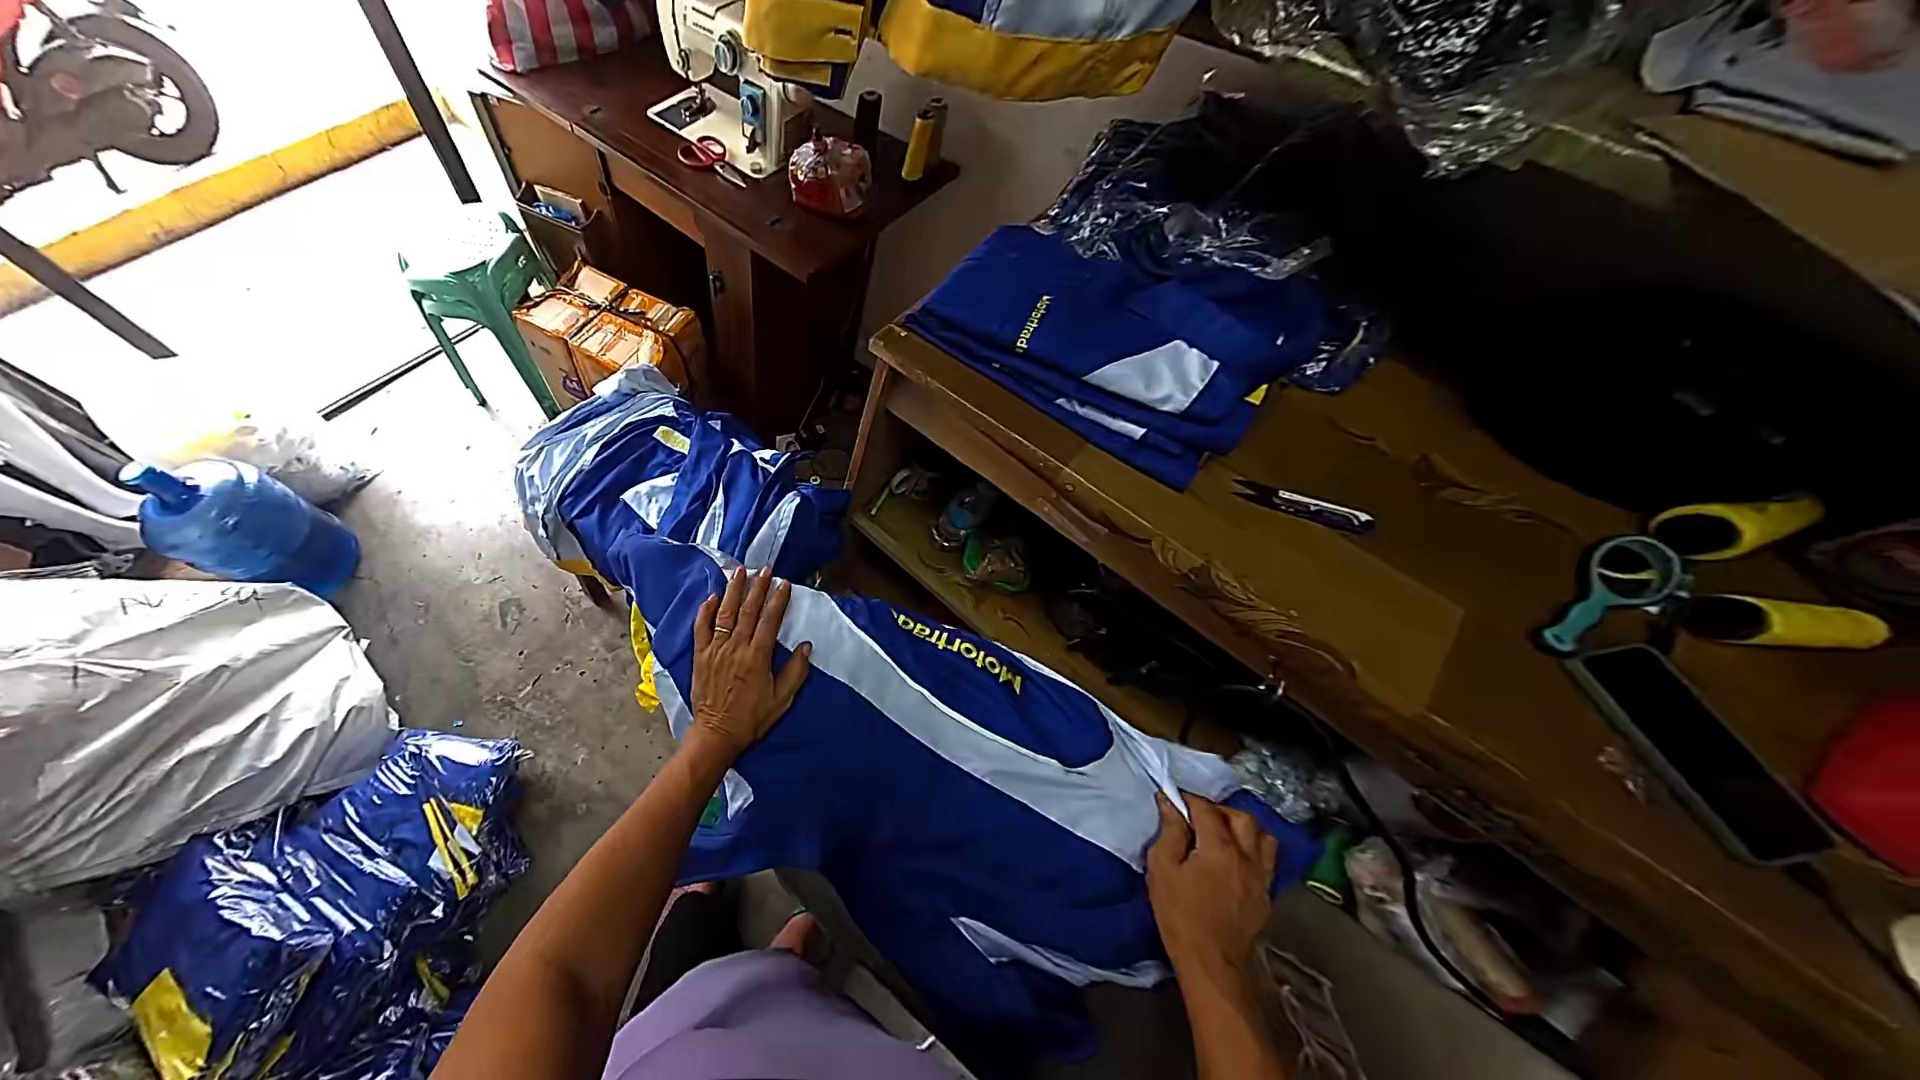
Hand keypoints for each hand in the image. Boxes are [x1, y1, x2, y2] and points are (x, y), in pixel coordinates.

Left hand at [687, 566, 811, 762]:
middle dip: (758, 587)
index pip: (769, 620)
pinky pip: (702, 628)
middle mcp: (735, 648)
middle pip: (748, 611)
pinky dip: (706, 611)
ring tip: (740, 572)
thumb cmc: (752, 718)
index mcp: (757, 657)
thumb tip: (806, 646)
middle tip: (765, 569)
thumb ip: (795, 671)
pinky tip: (713, 596)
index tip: (784, 583)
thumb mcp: (782, 699)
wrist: (716, 734)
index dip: (778, 599)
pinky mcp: (700, 656)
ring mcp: (715, 650)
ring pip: (725, 614)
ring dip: (733, 591)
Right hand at [1147, 791, 1278, 985]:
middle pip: (1241, 817)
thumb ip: (1170, 832)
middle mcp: (1247, 856)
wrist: (1210, 962)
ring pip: (1262, 836)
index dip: (1188, 800)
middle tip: (1197, 816)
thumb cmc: (1180, 915)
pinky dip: (1253, 849)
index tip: (1173, 799)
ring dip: (1243, 827)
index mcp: (1219, 848)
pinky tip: (1236, 858)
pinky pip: (1267, 859)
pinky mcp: (1266, 894)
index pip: (1206, 809)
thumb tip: (1171, 804)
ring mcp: (1261, 876)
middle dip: (1218, 810)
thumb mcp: (1162, 869)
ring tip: (1223, 833)